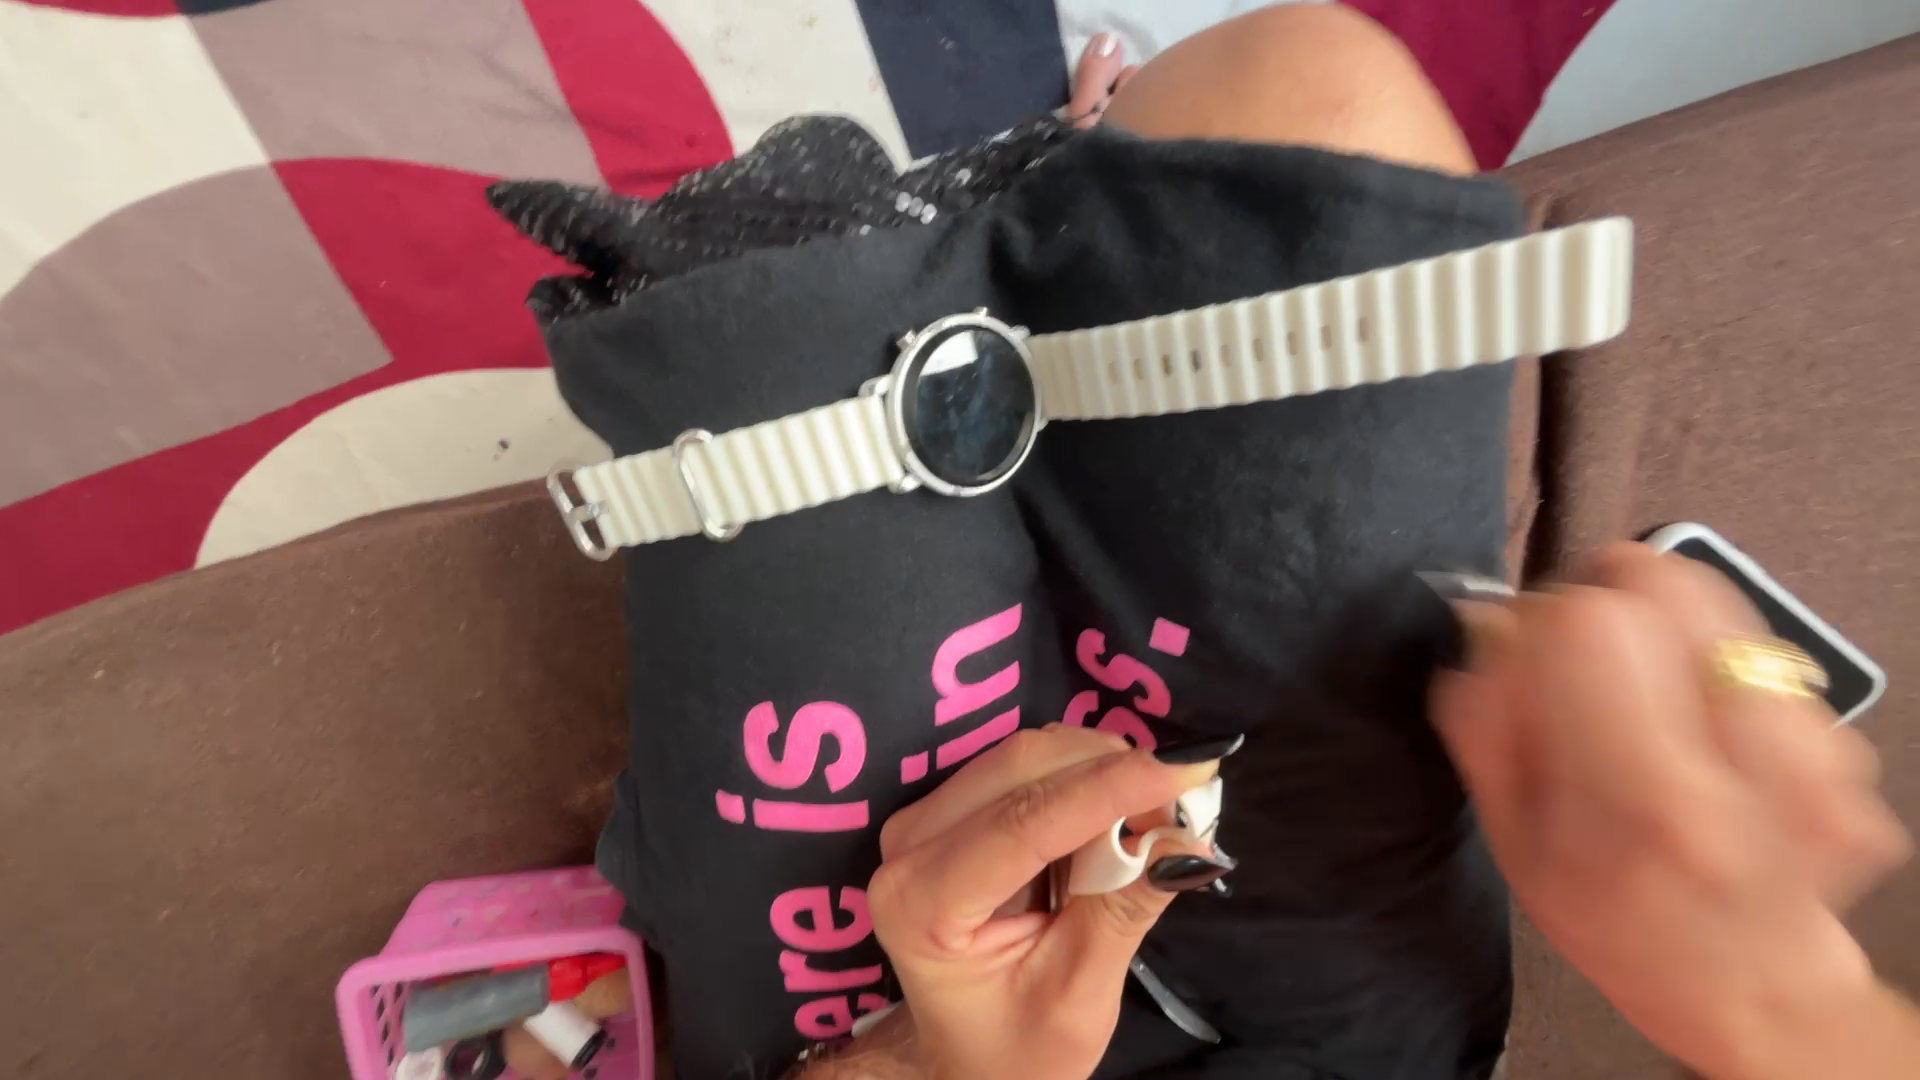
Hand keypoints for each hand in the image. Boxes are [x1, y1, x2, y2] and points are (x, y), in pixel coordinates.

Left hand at [836, 725, 1230, 1079]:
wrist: (963, 1051)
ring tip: (1157, 803)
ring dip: (1099, 764)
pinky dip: (1081, 770)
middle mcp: (910, 843)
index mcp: (924, 904)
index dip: (1108, 789)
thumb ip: (1126, 910)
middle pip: (1021, 768)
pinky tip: (1116, 800)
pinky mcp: (950, 804)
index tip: (1187, 769)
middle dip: (1111, 768)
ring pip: (1026, 755)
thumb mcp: (1078, 998)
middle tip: (1186, 794)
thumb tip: (1188, 838)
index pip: (1024, 823)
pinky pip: (1024, 764)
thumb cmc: (1015, 1044)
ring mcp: (925, 815)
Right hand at [1431, 545, 1910, 1078]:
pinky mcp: (1857, 756)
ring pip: (1715, 610)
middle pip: (1669, 588)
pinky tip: (1692, 727)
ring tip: (1636, 699)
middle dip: (1602, 594)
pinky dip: (1707, 667)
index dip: (1541, 611)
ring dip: (1656, 629)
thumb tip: (1489, 619)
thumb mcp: (1501, 822)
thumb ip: (1483, 714)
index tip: (1524, 644)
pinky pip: (1757, 655)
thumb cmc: (1592, 906)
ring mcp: (1825, 763)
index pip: (1590, 622)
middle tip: (1572, 647)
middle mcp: (1754, 770)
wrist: (1748, 988)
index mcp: (1644, 798)